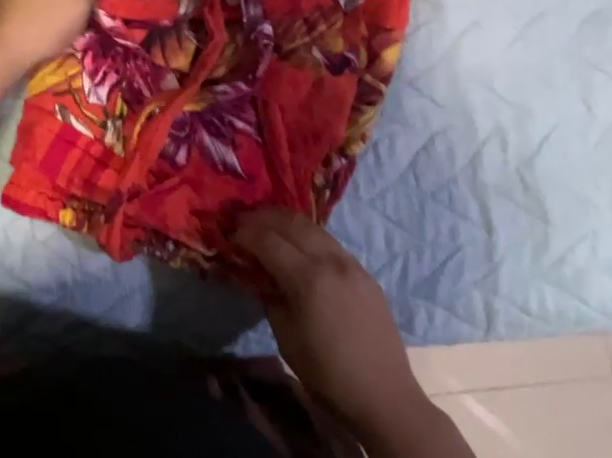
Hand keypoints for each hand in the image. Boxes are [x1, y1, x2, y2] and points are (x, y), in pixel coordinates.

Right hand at [235, 210, 439, 447]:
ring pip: (313, 227)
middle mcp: (331, 260)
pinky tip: (298, 247)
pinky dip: (308, 236)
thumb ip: (269, 296)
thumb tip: (258, 273)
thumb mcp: (285, 337)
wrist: (382, 394)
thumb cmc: (326, 373)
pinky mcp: (365, 273)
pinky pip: (330, 243)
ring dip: (286, 222)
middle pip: (291, 223)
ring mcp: (352, 264)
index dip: (244, 233)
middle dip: (263, 217)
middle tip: (242, 221)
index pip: (267, 240)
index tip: (228, 235)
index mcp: (308, 278)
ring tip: (267, 227)